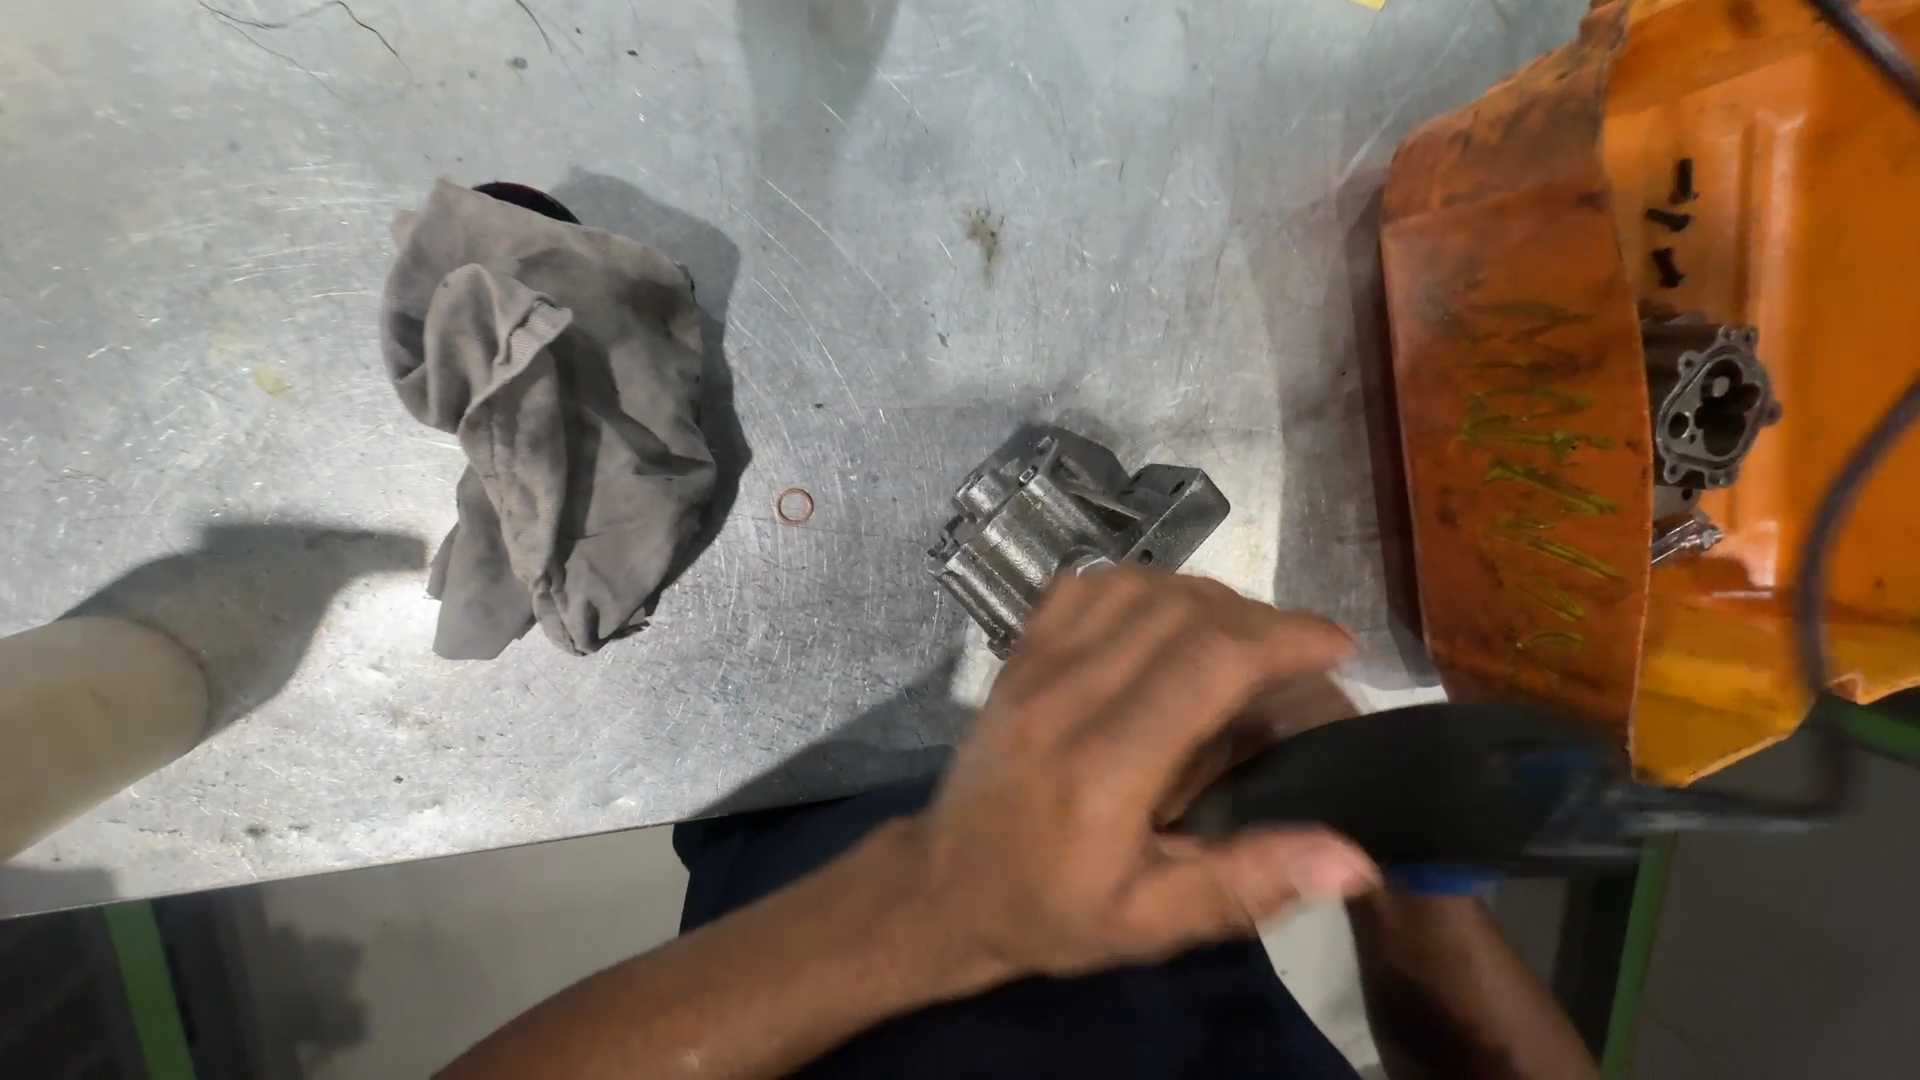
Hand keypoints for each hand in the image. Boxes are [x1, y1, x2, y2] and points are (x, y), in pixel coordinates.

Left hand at [903, 569, 1380, 981]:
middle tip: (1297, 648)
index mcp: (1108, 768)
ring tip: (1241, 633)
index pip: (1207, 662)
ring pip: (1133, 587)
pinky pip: (1081, 588)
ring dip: (1202, 596)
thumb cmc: (1049, 910)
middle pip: (1179, 611)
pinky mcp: (1016, 655)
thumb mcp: (1148, 923)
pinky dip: (1136, 584)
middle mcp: (1069, 697)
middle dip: (1257, 615)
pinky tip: (1162, 614)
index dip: (1284, 637)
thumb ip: (1244, 884)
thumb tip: (1354, 858)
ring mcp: (1034, 666)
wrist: (945, 882)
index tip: (1335, 644)